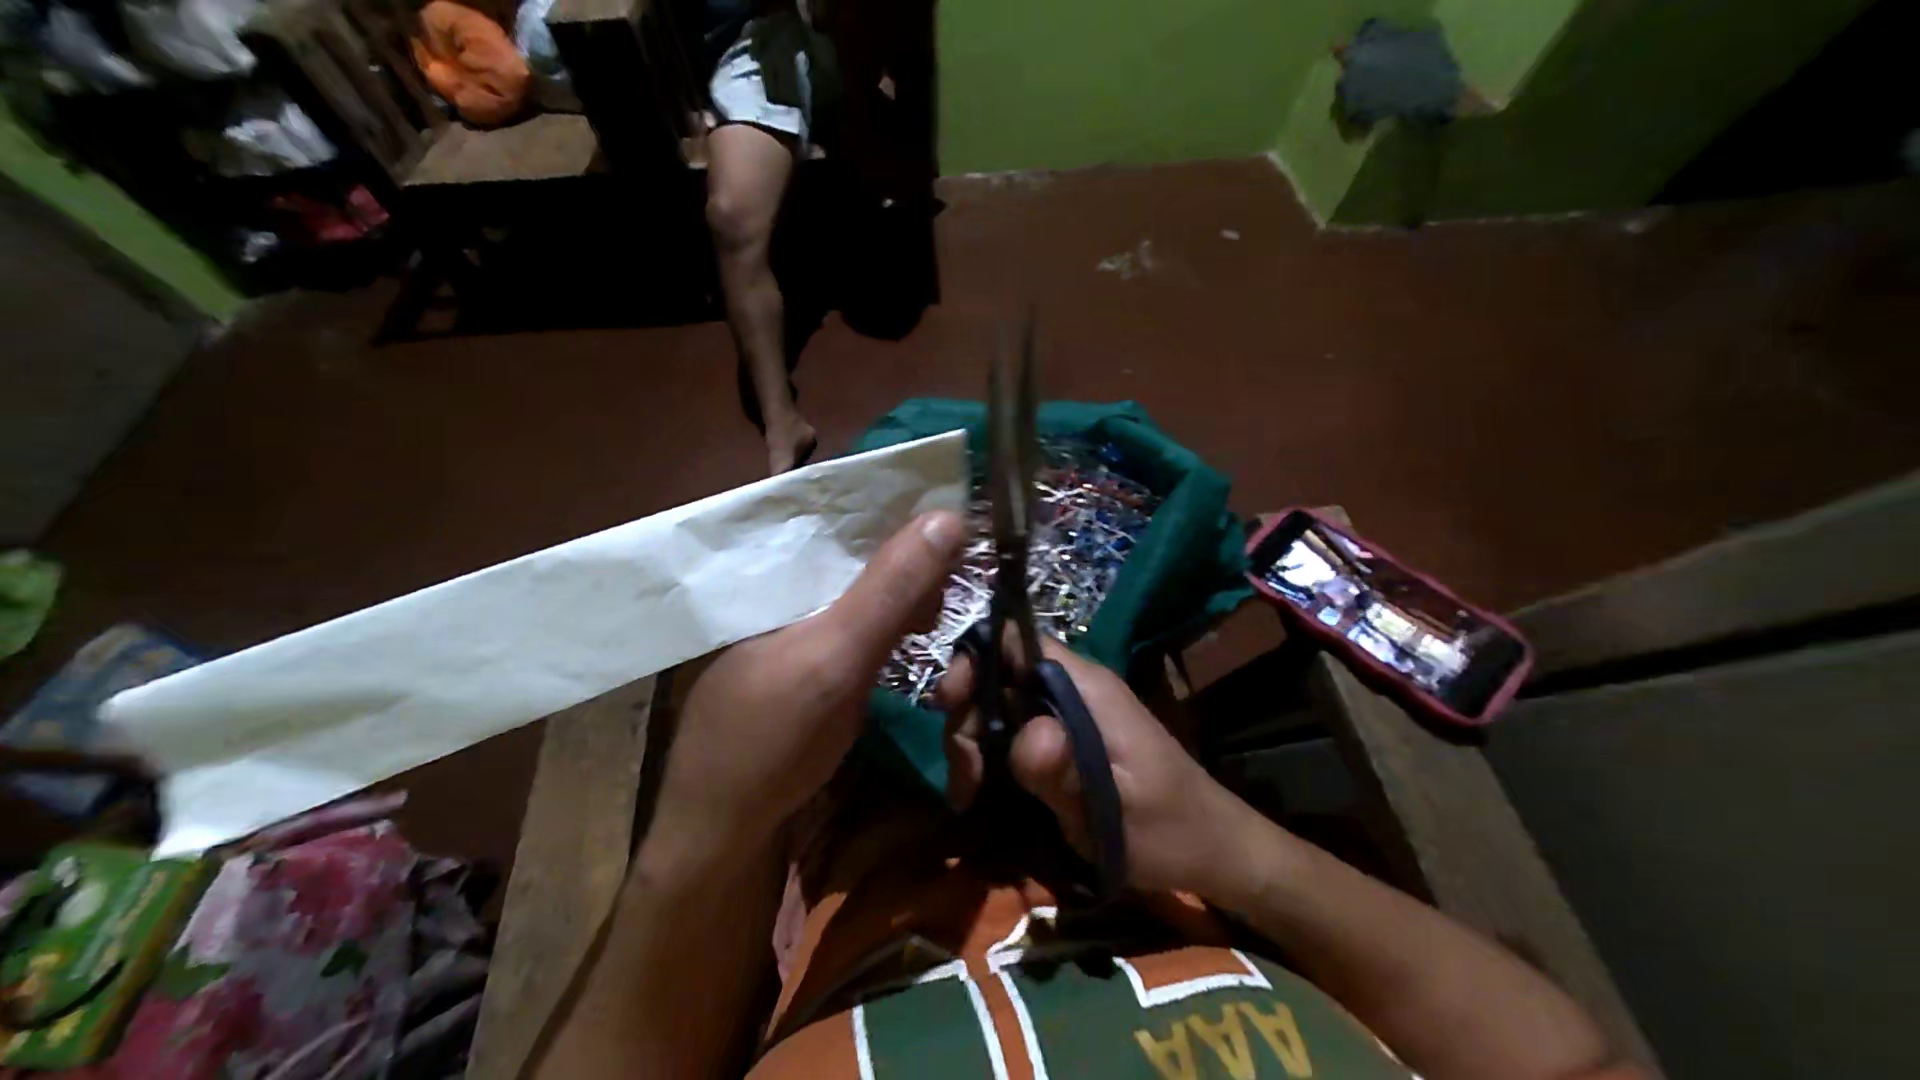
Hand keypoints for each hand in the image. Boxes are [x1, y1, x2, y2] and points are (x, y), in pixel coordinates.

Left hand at [649, 510, 967, 858]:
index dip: (896, 503)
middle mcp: (776, 585)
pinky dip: (891, 626)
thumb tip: (948, 516)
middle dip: (910, 558)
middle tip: (954, 577)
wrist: (727, 834)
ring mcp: (792, 623)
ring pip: (862, 587)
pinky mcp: (809, 658)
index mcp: (764, 567)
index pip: (835, 508)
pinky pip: (859, 624)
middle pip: (855, 547)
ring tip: (938, 610)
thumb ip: (889, 589)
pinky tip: (915, 633)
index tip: (954, 512)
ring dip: (906, 595)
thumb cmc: (769, 738)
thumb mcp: (835, 655)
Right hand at [936, 638, 1263, 897]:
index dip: (976, 660)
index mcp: (1086, 688)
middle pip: (999, 675)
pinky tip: (979, 791)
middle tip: (964, 777)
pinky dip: (989, 755)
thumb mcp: (1112, 809)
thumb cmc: (1168, 828)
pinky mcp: (1065, 740)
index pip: (1017, 641)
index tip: (950, 707)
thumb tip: (1023, 734)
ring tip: (967, 793)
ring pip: (1000, 705)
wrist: (1213, 848)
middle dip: (968, 716)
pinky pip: (1014, 731)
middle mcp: (1073, 690)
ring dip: (974, 741)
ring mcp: (1068, 714)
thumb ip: (1065, 772)